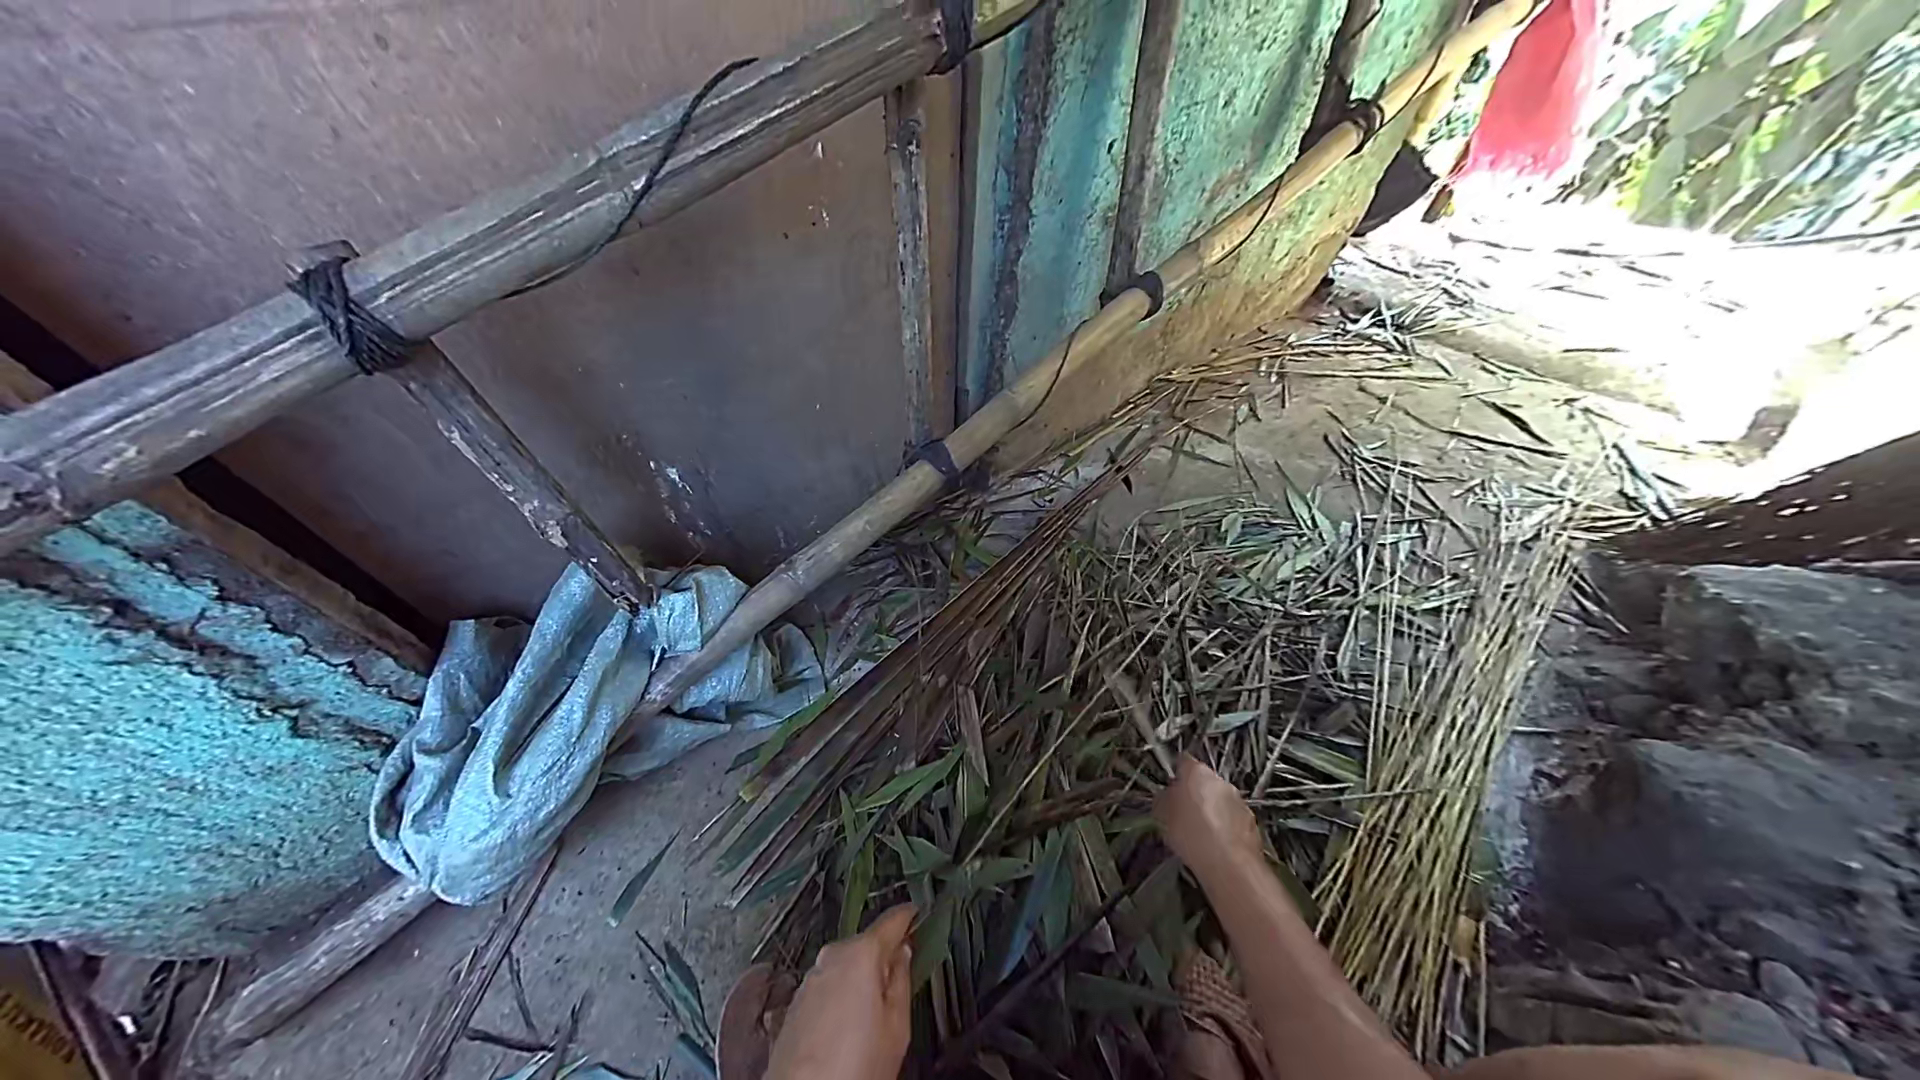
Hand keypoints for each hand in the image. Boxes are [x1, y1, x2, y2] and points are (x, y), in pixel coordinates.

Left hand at [765, 904, 914, 1079]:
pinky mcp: (796, 1002)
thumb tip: (902, 953)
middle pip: (868, 945)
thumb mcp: (896, 1026)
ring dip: (861, 980)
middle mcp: (832, 956)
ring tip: (871, 1017)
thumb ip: (901, 980)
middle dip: (884, 959)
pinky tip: (846, 1029)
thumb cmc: (856, 1066)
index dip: (910, 916)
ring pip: (846, 967)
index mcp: (861, 953)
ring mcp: (810, 978)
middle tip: (900, 986)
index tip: (922, 916)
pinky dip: (841, 997)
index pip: (893, 919)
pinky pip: (828, 986)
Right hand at [1155, 754, 1261, 878]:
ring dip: (1212, 812)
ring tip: (1199, 834)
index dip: (1176, 774)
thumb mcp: (1162, 815)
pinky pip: (1233, 820)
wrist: (1229, 865)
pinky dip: (1225, 828)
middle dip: (1195, 794)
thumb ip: (1163, 799)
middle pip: (1204, 782)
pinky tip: (1216, 846)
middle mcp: (1221, 781)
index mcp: (1197, 772)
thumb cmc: (1191, 834)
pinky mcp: (1252, 823)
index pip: (1184, 761)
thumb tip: (1166, 797)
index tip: (1170, 789)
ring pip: (1220, 801)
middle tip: (1182, 814)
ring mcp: (1239, 802)